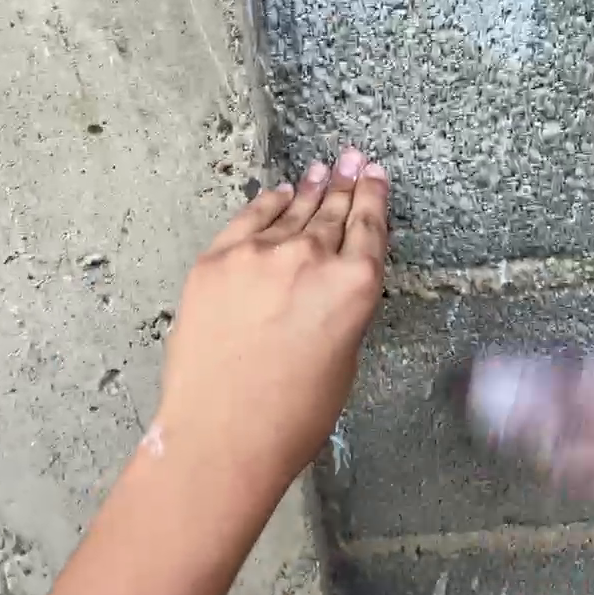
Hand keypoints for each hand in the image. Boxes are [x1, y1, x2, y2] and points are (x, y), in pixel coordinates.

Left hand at [154, 147, 389, 490]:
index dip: (374, 196)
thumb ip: (343, 306)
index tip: (375, 174)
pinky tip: (280, 191)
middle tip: (354, 159)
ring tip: (322, 169)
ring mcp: (260, 254)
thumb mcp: (345, 356)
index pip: (369, 226)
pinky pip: (250, 218)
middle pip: (334, 210)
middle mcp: (311, 258)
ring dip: (310, 188)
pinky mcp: (218, 260)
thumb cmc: (292, 414)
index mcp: (354, 286)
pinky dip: (268, 202)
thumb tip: (330, 280)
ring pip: (293, 209)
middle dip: (347, 183)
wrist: (220, 436)